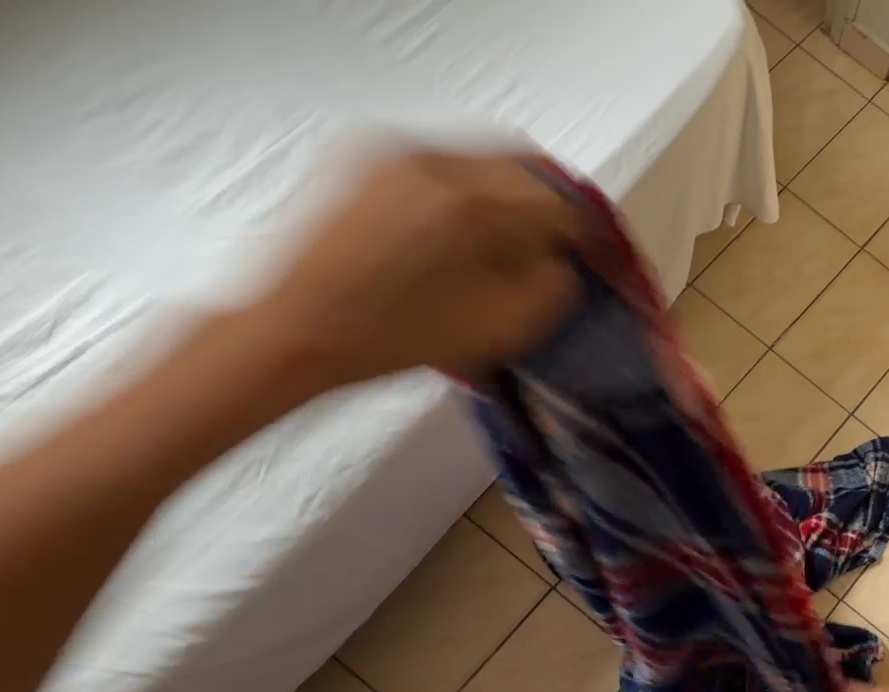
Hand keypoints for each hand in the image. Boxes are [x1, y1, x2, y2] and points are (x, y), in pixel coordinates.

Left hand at [244, 146, 582, 395]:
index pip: (555, 201)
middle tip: (561, 239)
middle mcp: (432, 162)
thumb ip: (549, 288)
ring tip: (512, 236)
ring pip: (481, 158)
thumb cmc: (393, 341)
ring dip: (509, 194)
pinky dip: (467, 189)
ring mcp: (393, 153)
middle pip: (521, 165)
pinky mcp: (365, 158)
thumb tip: (562, 261)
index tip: (593, 252)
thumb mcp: (496, 329)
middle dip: (550, 203)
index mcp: (470, 207)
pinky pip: (439, 162)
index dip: (585, 231)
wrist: (296, 330)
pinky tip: (463, 228)